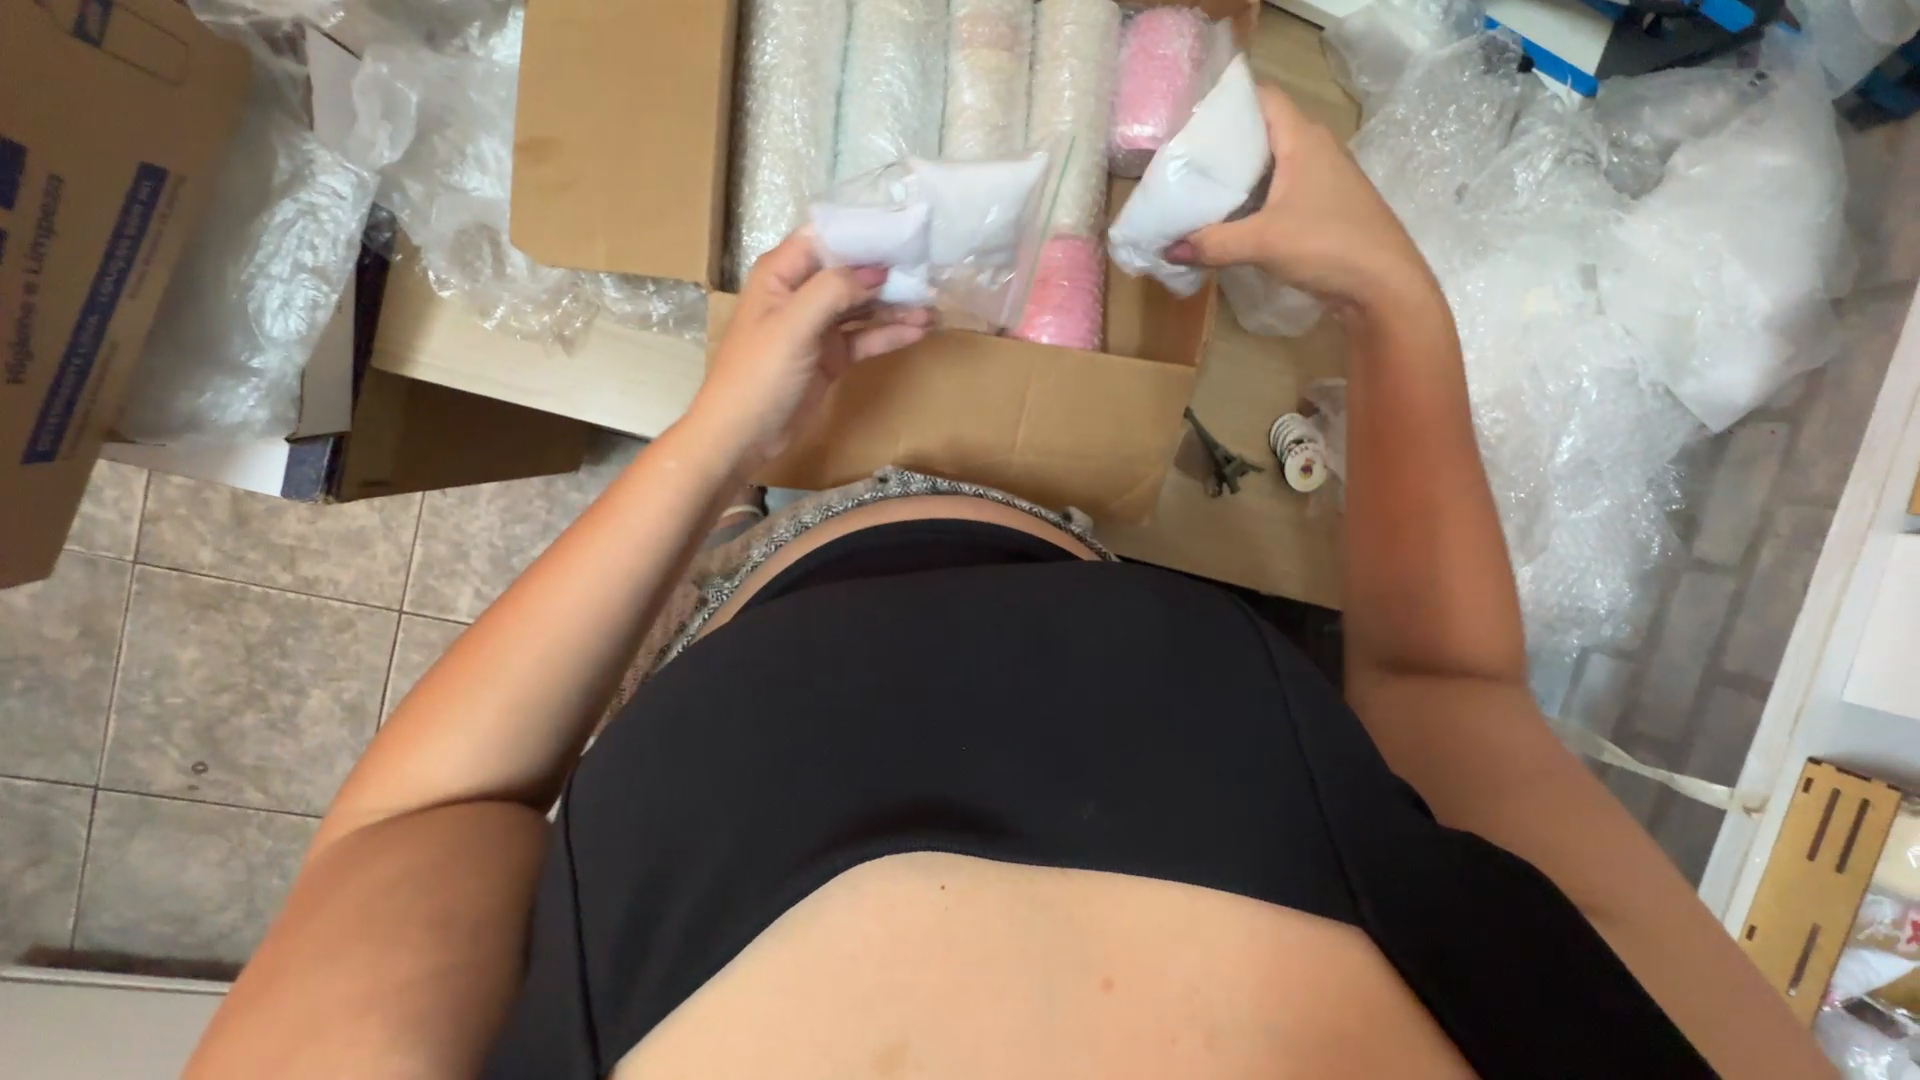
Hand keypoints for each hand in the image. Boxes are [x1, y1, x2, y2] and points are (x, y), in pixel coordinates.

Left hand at [689, 231, 932, 469]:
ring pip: (862, 307)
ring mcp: (817, 327)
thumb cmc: (758, 375)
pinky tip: (919, 331)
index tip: (903, 233)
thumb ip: (833, 290)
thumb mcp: (793, 326)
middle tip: (928, 271)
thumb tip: (877, 271)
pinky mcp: (831, 357)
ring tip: (933, 306)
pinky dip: (890, 335)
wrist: (743, 436)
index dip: (862, 234)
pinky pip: (865, 339)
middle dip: (887, 271)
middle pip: (850, 272)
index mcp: (781, 275)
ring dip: (895, 305)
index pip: (826, 238)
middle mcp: (800, 294)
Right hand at [1168, 84, 1437, 313]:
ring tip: (1196, 188)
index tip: (1190, 119)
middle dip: (1223, 143)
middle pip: (1262, 132)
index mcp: (1303, 138)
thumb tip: (1168, 250)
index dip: (1227, 101)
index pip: (1263, 97)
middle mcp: (1314, 149)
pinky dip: (1252, 200)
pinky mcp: (1321, 208)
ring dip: (1237, 176)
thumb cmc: (1327, 244)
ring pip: (1269, 165)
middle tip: (1183, 158)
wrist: (1383, 285)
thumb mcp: (1262, 242)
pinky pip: (1278, 192)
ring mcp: (1320, 179)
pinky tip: (1227, 219)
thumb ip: (1212, 243)